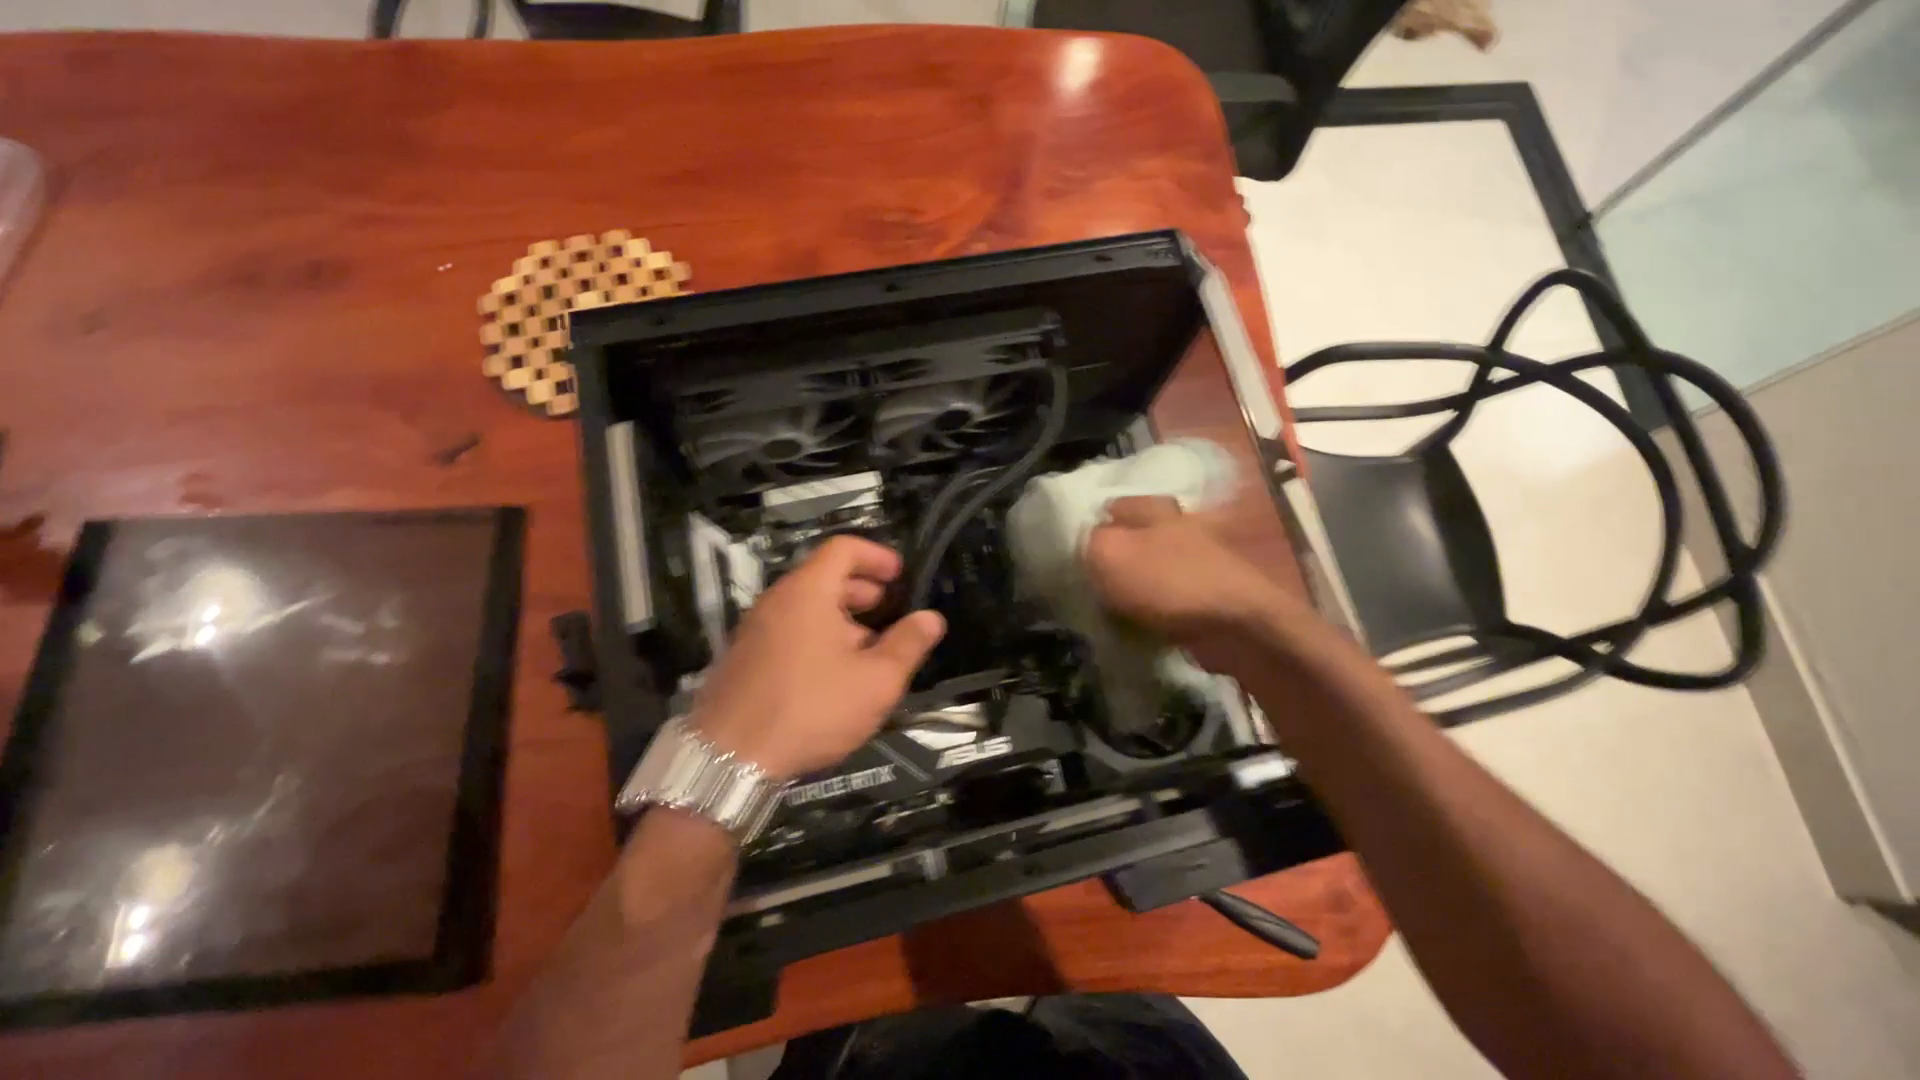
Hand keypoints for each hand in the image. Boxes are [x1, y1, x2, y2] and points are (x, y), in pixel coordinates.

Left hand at [689, 535, 945, 780]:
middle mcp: (776, 600)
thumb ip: (907, 644)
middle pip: (823, 577)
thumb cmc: (811, 709)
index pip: (843, 548)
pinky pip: (787, 632)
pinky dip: (815, 638)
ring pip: (805, 608)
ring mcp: (754, 630)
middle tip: (891, 614)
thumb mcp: (875, 681)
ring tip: (868, 653)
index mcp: (808, 592)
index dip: (877, 556)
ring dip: (840, 620)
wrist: (729, 757)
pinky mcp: (742, 659)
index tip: (901, 577)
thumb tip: (931, 618)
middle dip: (863, 591)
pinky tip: (832, 678)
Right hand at [1083, 496, 1310, 671]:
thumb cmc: (1169, 581)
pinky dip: (1151, 607)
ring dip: (1131, 586)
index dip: (1088, 527)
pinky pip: (1166, 596)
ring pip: (1148, 568)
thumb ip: (1086, 542)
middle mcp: (1178, 524)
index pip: (1110, 506)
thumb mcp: (1109, 554)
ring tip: (1109, 608)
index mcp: (1154, 507)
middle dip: (1111, 558)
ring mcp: (1197, 558)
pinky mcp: (1209, 590)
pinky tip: (1138, 622)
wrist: (1236, 625)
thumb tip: (1081, 544)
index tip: (1072, 555)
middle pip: (1131, 537)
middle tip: (1088, 584)